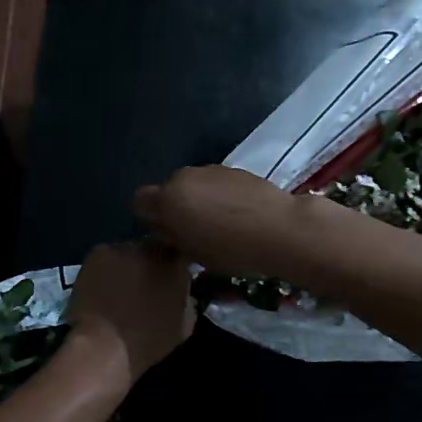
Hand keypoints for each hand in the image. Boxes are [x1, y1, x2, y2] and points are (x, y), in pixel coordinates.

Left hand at [66, 242, 195, 379]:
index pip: (183, 252)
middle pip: (156, 248)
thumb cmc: (151, 339)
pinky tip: (104, 286)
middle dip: (154, 262)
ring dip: (130, 264)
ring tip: (122, 286)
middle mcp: (154, 248)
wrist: (105, 345)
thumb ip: (189, 299)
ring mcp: (125, 248)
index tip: (173, 279)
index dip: (178, 264)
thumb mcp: (186, 323)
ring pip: (130, 251)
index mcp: (179, 264)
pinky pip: (107, 257)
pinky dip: (107, 268)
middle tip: (147, 282)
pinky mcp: (99, 254)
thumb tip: (185, 292)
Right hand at [130, 166, 307, 278]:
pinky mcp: (235, 169)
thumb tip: (164, 229)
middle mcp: (184, 177)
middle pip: (169, 189)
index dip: (151, 217)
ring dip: (200, 198)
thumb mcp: (195, 253)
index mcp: (168, 199)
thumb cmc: (233, 249)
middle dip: (177, 205)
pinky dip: (221, 193)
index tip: (167, 232)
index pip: (140, 201)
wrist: (280, 228)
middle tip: (196, 229)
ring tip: (222, 221)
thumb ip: (172, 237)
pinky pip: (216, 182)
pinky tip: (239, 212)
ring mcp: (212, 170)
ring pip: (194, 184)